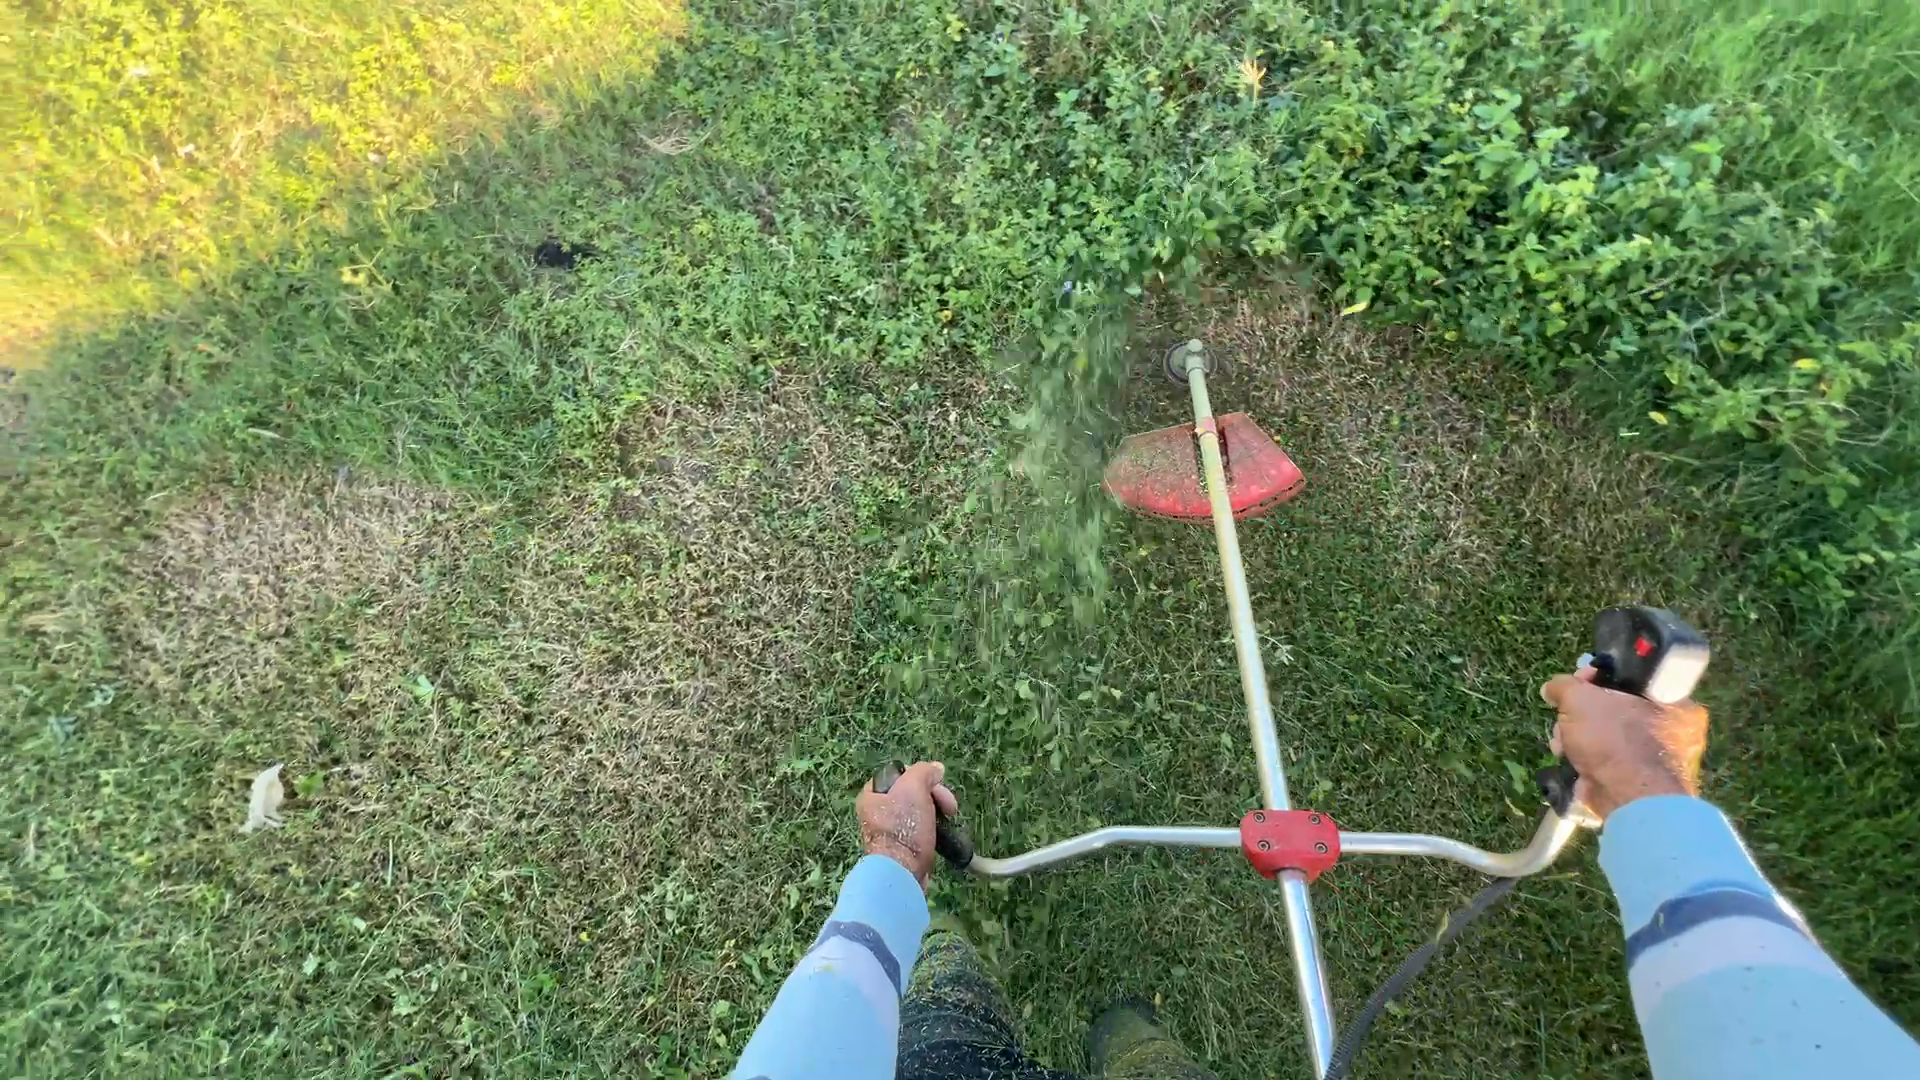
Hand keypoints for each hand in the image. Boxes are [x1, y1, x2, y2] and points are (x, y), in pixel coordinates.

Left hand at [857, 761, 959, 888]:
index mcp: (872, 792)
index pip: (902, 773)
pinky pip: (919, 828)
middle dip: (934, 795)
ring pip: (919, 809)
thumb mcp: (914, 787)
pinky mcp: (901, 846)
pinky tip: (940, 832)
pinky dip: (931, 827)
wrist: (902, 873)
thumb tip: (936, 769)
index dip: (923, 776)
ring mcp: (888, 829)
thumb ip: (924, 771)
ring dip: (936, 811)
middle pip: (912, 791)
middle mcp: (876, 809)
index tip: (937, 786)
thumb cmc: (904, 826)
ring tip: (947, 819)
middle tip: (949, 806)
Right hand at [1541, 667, 1708, 821]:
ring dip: (1573, 735)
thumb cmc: (1613, 739)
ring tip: (1566, 745)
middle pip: (1607, 707)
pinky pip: (1601, 754)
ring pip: (1599, 731)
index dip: (1596, 678)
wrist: (1626, 795)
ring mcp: (1653, 755)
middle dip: (1577, 714)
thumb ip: (1564, 684)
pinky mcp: (1634, 775)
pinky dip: (1581, 755)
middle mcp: (1670, 729)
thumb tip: (1553, 689)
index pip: (1628, 679)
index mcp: (1674, 703)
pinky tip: (1572, 758)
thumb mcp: (1581, 697)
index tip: (1576, 683)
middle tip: (1568, 719)